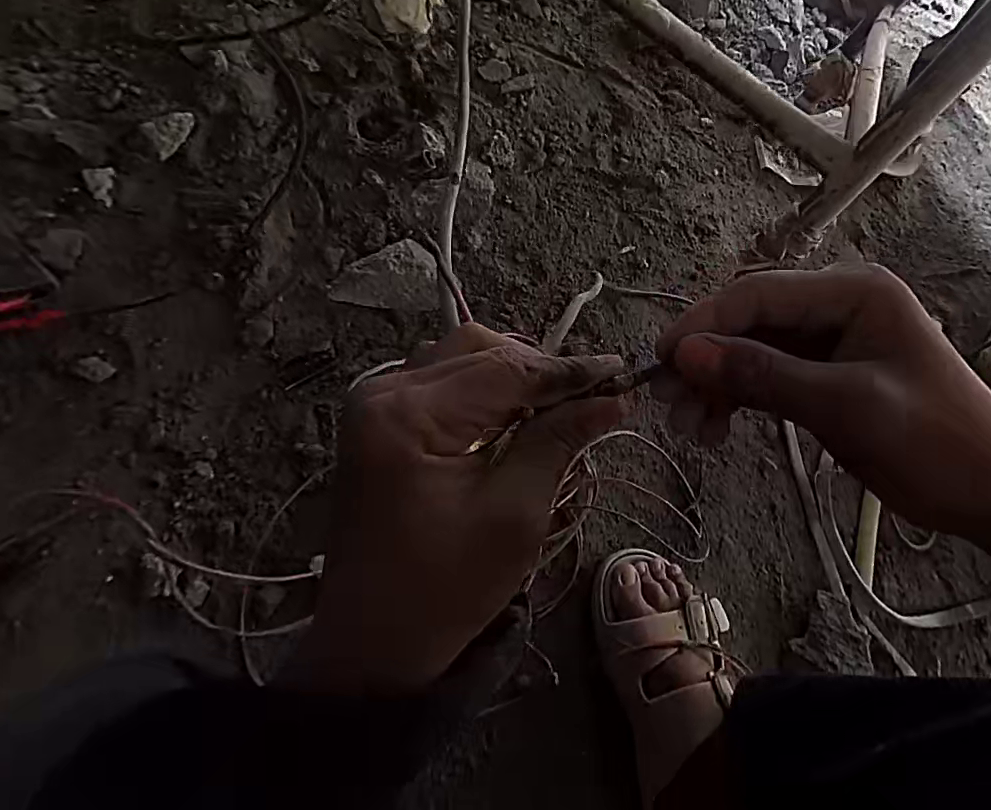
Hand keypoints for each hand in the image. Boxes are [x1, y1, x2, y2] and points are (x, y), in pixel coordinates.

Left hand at [284, 325, 625, 693]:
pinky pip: (446, 379)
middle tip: (588, 396)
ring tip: (556, 406)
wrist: (372, 642)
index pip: (505, 368)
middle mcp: (384, 393)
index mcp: (408, 415)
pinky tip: (516, 414)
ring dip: (515, 374)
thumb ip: (559, 441)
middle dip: (541, 370)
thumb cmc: (444, 589)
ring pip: (464, 356)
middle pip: (481, 350)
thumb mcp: (514, 515)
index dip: (568, 370)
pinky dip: (488, 389)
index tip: (619, 373)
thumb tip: (610, 399)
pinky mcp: (382, 418)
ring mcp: (377, 402)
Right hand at [654, 264, 990, 530]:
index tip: (659, 360)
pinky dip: (741, 397)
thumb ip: (763, 374)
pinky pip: (769, 374)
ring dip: (718, 383)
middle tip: (669, 402)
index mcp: (853, 291)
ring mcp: (831, 338)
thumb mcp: (845, 407)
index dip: (703, 323)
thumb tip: (685, 352)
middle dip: (707, 359)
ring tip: (690, 427)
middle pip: (750, 320)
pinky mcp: (826, 372)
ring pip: (753, 349)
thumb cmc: (936, 443)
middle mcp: (837, 304)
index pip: (758, 294)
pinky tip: (717, 428)